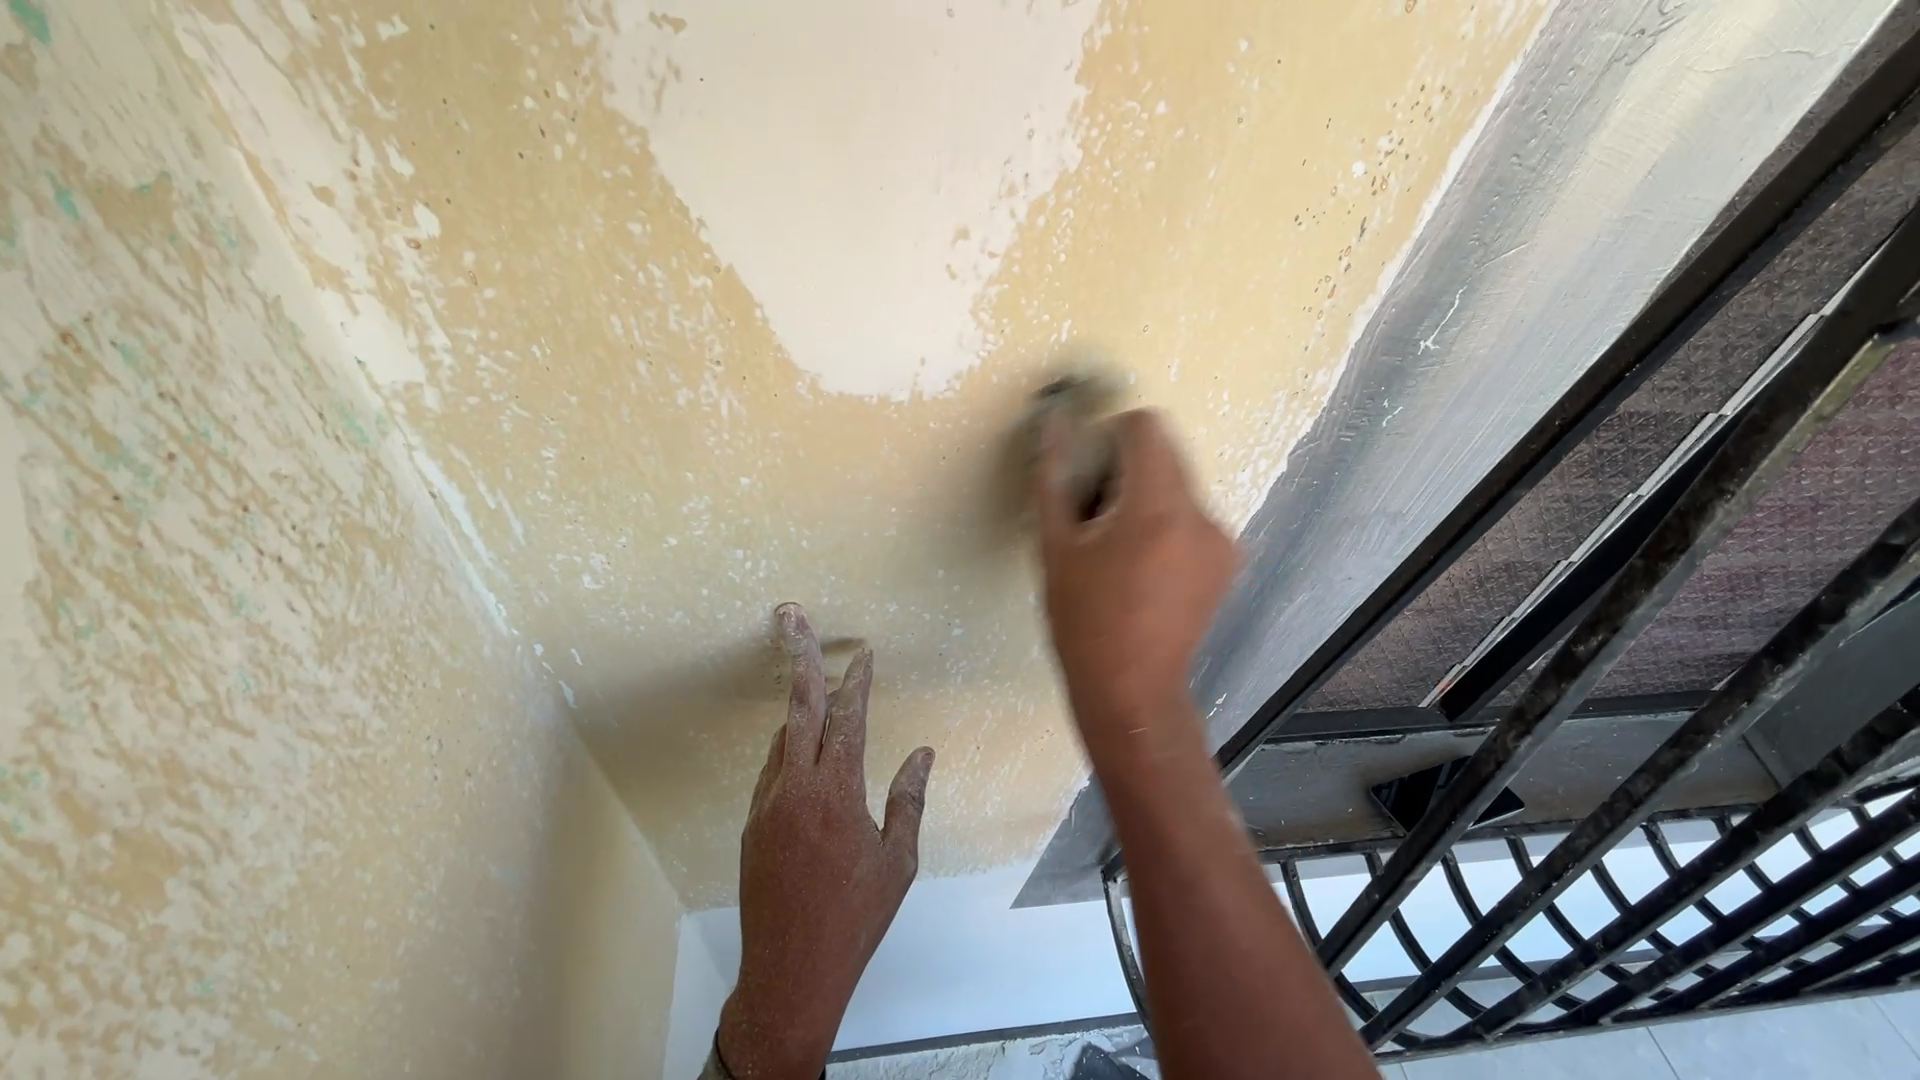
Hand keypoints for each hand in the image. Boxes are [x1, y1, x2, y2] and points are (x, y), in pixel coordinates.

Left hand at [717, 603, 935, 1078]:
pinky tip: (803, 751)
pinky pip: (772, 773)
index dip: (857, 680)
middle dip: (799, 657)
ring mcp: (766, 806)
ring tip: (811, 680)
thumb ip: (908, 800)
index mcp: (837, 793)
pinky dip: (789, 750)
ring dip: (798, 708)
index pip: (848, 719)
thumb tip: (922, 754)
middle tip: (791, 615)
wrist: (791, 973)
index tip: (864, 651)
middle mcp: (795, 789)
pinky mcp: (752, 827)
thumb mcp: (898, 862)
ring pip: (782, 740)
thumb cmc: (856, 918)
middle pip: (798, 708)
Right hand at [1034, 409, 1237, 749]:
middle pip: (1166, 453)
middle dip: (1128, 468)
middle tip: (1096, 514)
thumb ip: (1055, 479)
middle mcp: (1201, 515)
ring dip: (1147, 495)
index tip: (1088, 472)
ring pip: (1180, 484)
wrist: (1131, 690)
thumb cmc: (1083, 622)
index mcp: (1157, 508)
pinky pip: (1193, 515)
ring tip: (1117, 546)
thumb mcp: (1055, 549)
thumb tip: (1054, 424)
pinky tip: (1142, 564)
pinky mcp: (1227, 559)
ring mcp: (1221, 539)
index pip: (1145, 426)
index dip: (1110, 435)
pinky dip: (1166, 521)